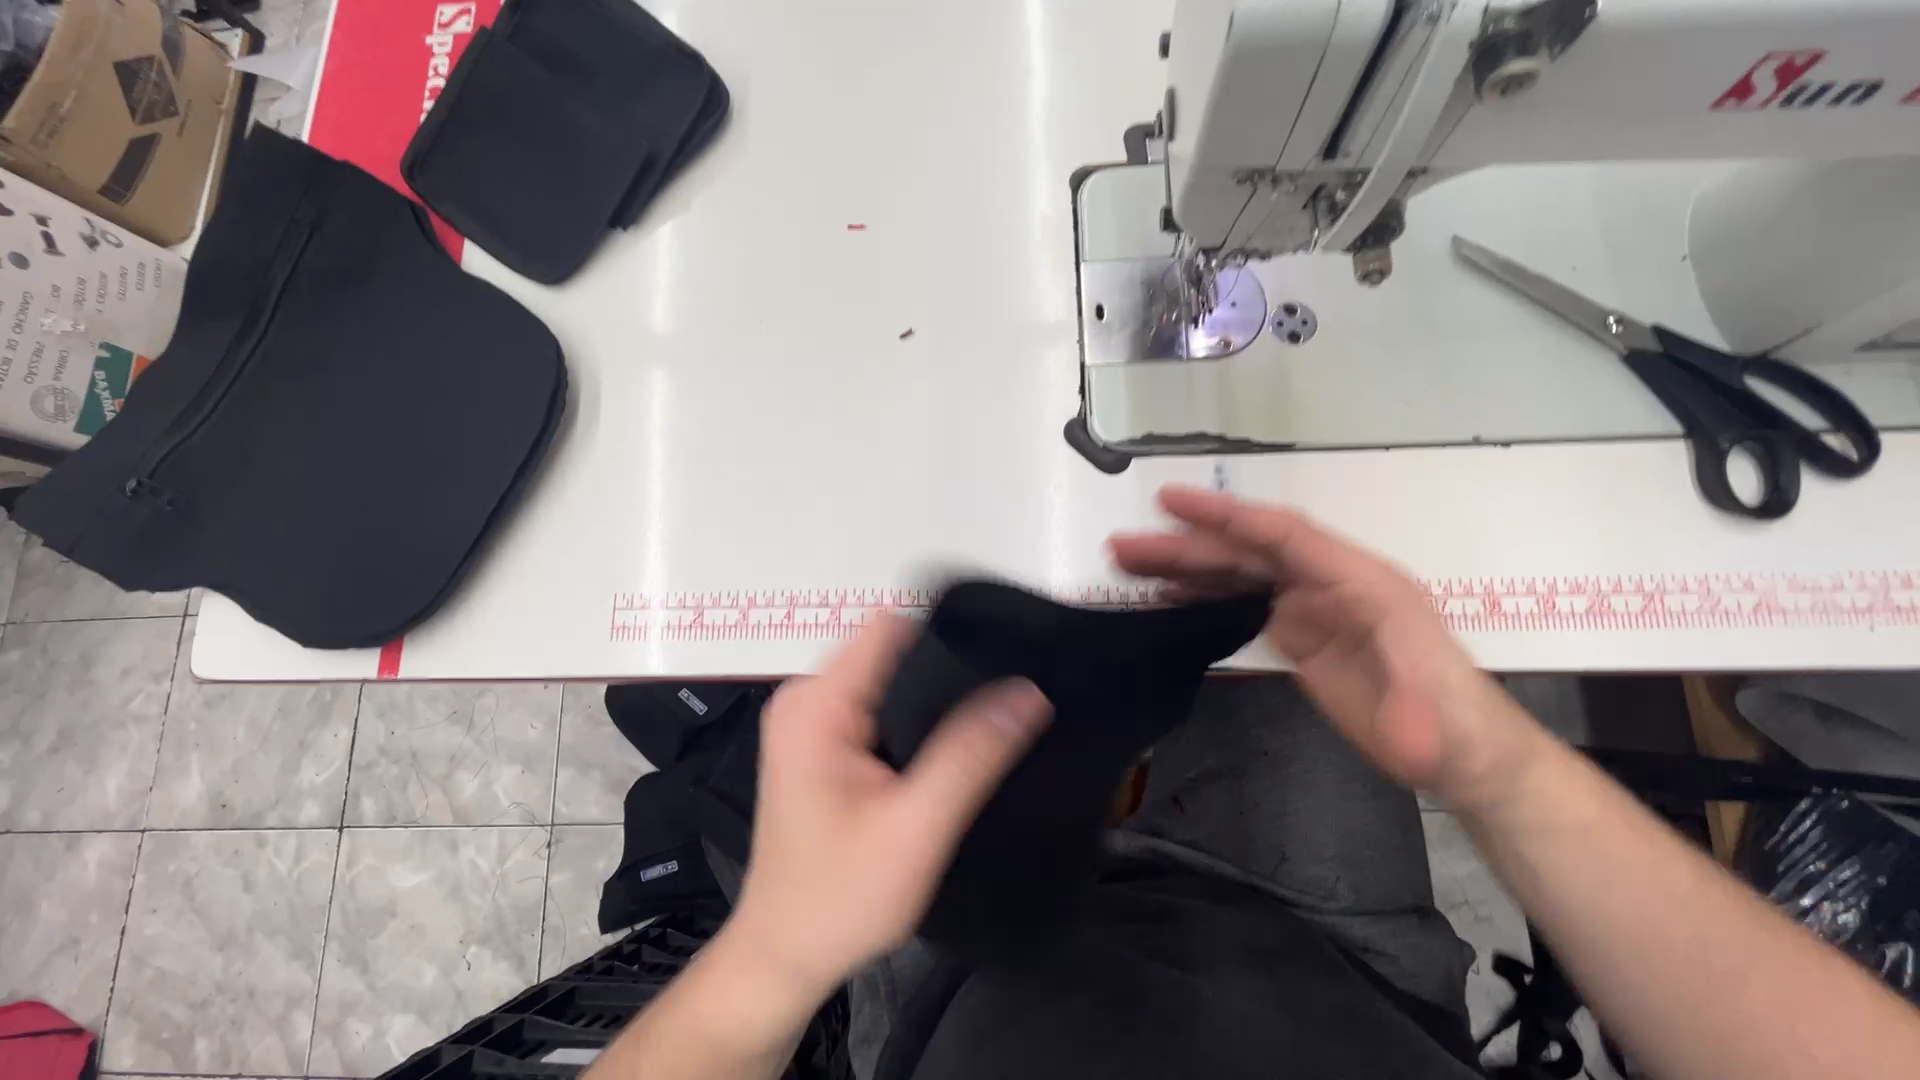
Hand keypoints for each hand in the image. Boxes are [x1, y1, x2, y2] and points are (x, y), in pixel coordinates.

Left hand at [723, 615, 1051, 998]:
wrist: (786, 954)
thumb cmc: (841, 898)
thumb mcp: (916, 828)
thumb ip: (971, 755)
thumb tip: (1027, 693)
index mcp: (816, 704)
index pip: (890, 627)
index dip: (945, 635)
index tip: (998, 660)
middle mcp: (805, 699)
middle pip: (890, 649)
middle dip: (944, 671)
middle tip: (1000, 704)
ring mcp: (808, 721)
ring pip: (887, 679)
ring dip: (930, 699)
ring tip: (980, 727)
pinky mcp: (818, 744)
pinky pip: (875, 707)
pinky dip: (911, 720)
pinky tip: (943, 749)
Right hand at [1109, 485, 1542, 809]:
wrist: (1462, 749)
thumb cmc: (1451, 728)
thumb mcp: (1437, 726)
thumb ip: (1418, 726)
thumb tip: (1407, 742)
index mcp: (1360, 582)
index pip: (1284, 536)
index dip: (1227, 516)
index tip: (1172, 502)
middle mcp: (1329, 583)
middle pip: (1247, 552)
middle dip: (1185, 544)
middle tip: (1125, 544)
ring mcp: (1311, 606)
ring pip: (1238, 572)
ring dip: (1184, 565)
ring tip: (1130, 562)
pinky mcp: (1298, 632)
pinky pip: (1241, 601)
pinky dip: (1201, 593)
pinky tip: (1169, 593)